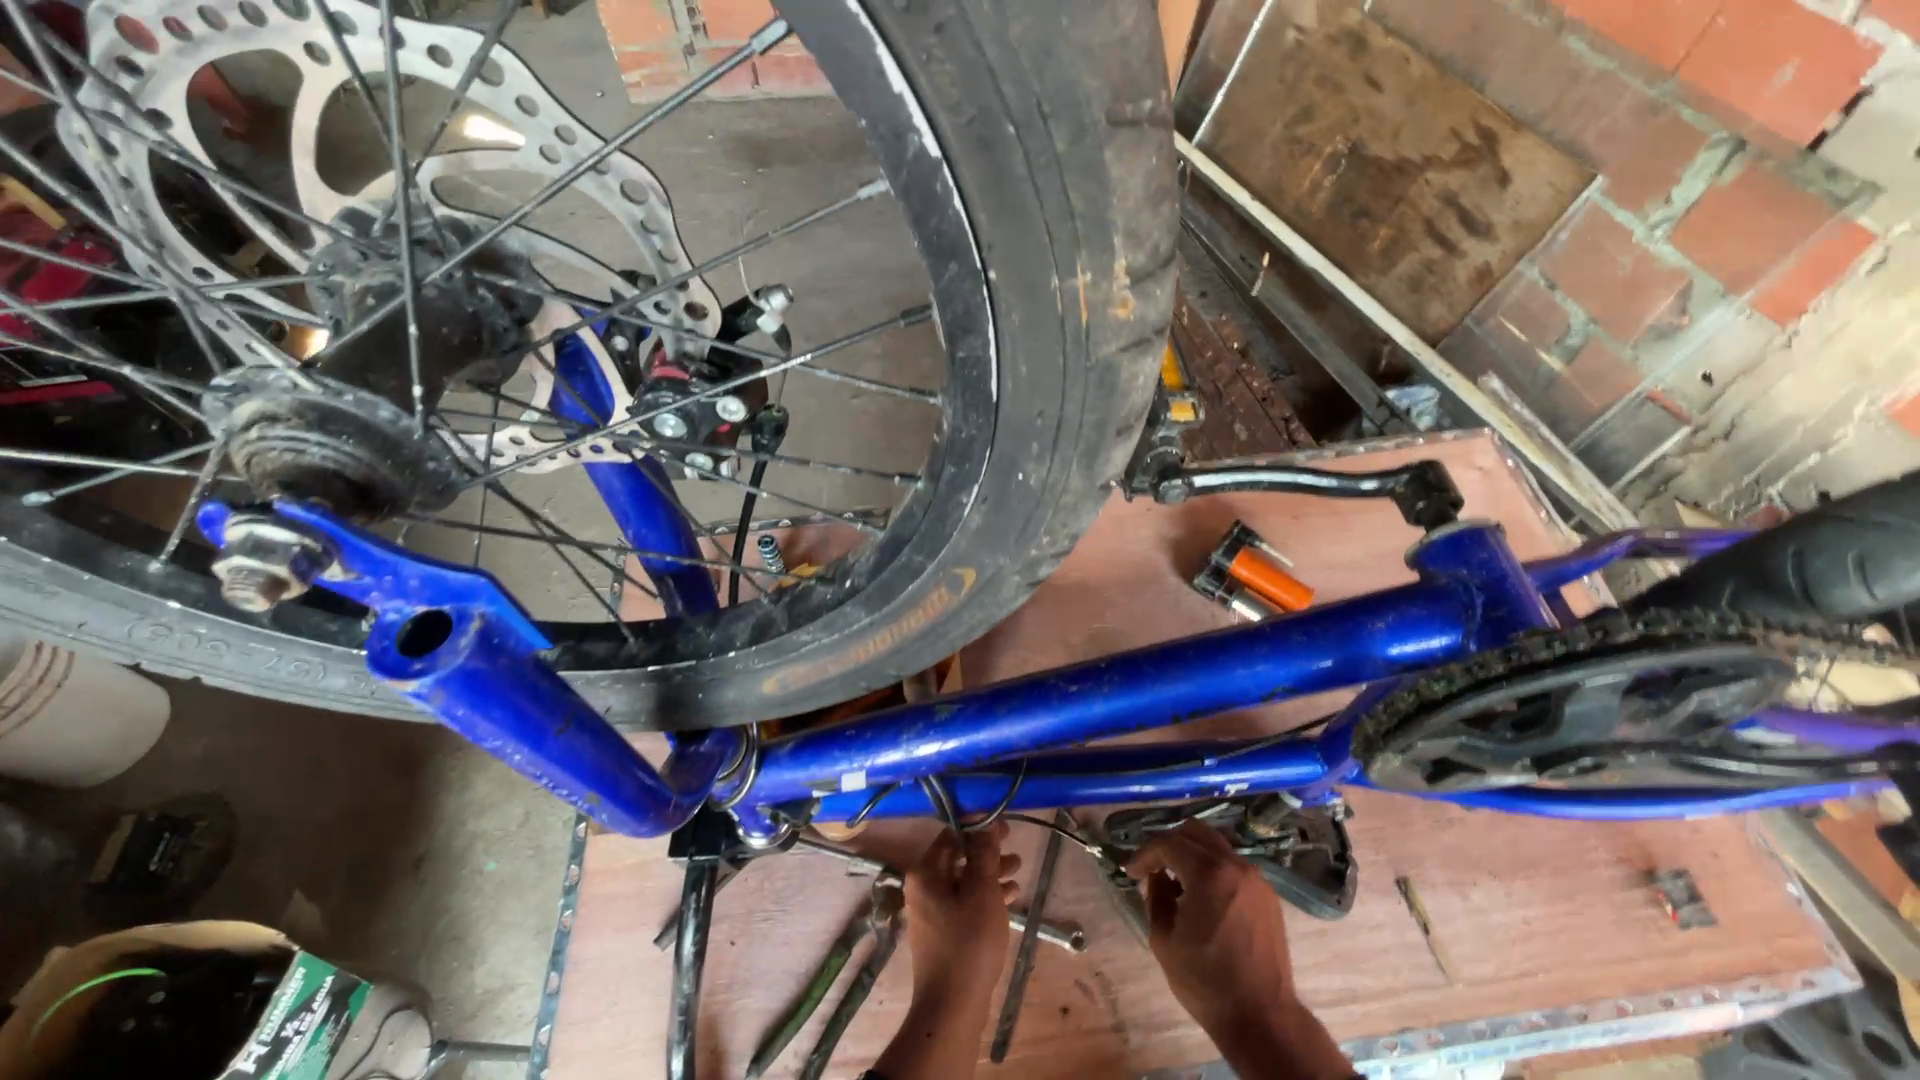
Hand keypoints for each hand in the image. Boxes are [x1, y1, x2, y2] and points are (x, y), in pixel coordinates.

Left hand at [900, 823, 1021, 1004]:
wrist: (951, 1005)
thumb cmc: (968, 943)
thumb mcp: (982, 892)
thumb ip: (983, 853)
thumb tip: (983, 820)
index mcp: (926, 872)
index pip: (952, 833)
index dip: (978, 826)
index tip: (1007, 826)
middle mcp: (923, 886)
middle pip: (957, 855)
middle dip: (987, 849)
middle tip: (1015, 845)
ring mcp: (931, 909)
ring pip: (963, 878)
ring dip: (989, 871)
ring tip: (1018, 869)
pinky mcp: (942, 930)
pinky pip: (964, 900)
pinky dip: (985, 894)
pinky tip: (1010, 897)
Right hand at [1125, 820, 1294, 1032]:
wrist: (1261, 1016)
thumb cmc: (1205, 981)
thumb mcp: (1164, 939)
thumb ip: (1156, 896)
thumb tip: (1156, 876)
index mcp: (1209, 873)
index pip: (1168, 843)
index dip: (1145, 854)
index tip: (1131, 873)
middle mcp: (1237, 866)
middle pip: (1195, 832)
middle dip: (1168, 845)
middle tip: (1152, 869)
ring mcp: (1257, 880)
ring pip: (1217, 847)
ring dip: (1192, 855)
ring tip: (1177, 884)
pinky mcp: (1268, 897)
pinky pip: (1234, 868)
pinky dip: (1213, 870)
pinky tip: (1203, 898)